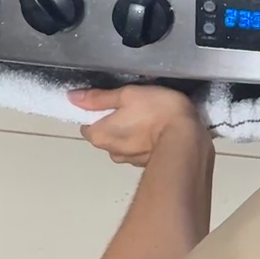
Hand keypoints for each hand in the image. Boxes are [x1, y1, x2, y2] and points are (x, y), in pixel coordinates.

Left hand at [68, 85, 206, 166]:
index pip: (87, 124)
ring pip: (124, 143)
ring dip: (132, 134)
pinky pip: (141, 150)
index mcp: (99, 135)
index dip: (98, 112)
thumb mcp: (128, 94)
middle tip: (136, 108)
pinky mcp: (147, 164)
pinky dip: (146, 142)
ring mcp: (129, 161)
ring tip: (152, 119)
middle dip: (116, 123)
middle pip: (106, 134)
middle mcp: (110, 152)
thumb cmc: (156, 112)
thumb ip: (100, 97)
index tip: (115, 103)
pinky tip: (160, 131)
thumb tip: (72, 97)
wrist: (187, 139)